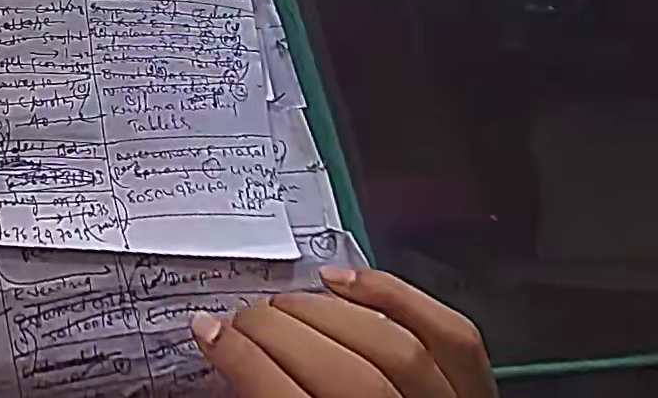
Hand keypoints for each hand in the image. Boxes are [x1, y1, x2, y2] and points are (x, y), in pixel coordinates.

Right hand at [191, 266, 494, 397]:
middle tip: (241, 320)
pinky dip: (393, 293)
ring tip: (283, 306)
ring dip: (323, 313)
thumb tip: (218, 354)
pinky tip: (339, 279)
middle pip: (345, 377)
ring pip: (394, 349)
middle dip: (276, 333)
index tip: (206, 329)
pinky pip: (450, 336)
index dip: (244, 362)